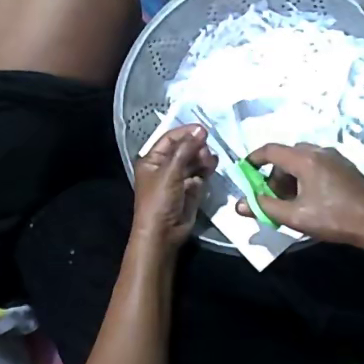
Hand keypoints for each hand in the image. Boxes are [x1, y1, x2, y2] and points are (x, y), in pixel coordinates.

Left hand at [131, 125, 214, 252]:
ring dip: (203, 159)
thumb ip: (186, 149)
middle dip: (197, 147)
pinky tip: (211, 169)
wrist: (163, 233)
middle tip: (206, 151)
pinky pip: (200, 175)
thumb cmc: (160, 200)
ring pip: (194, 161)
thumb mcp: (170, 172)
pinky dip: (206, 171)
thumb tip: (200, 130)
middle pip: (184, 149)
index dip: (186, 132)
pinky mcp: (190, 190)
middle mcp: (165, 167)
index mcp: (152, 160)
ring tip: (210, 162)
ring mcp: (178, 179)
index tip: (204, 130)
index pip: (170, 138)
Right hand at [238, 143, 363, 246]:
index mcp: (304, 159)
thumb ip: (265, 207)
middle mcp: (318, 151)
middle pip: (286, 156)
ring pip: (302, 160)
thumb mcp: (295, 216)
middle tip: (271, 198)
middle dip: (274, 175)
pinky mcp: (344, 167)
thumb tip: (239, 204)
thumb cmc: (334, 218)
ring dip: (290, 177)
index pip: (270, 150)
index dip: (253, 160)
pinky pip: (316, 164)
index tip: (244, 172)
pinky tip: (310, 199)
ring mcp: (334, 157)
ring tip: (291, 202)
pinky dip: (305, 177)